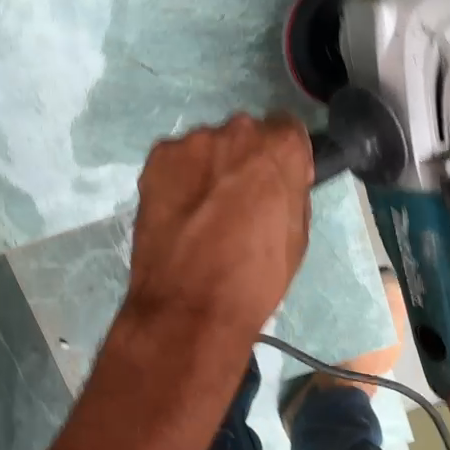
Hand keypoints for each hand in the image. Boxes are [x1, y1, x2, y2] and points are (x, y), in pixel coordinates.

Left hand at [48, 112, 312, 449]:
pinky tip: (177, 219)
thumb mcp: (295, 244)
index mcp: (277, 156)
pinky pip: (178, 163)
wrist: (185, 316)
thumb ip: (290, 197)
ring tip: (201, 219)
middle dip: (243, 164)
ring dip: (209, 173)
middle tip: (235, 209)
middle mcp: (232, 138)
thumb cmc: (253, 291)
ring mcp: (188, 148)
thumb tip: (282, 178)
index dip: (279, 163)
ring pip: (208, 146)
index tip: (272, 189)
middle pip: (244, 134)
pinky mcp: (154, 165)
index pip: (286, 132)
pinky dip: (180, 182)